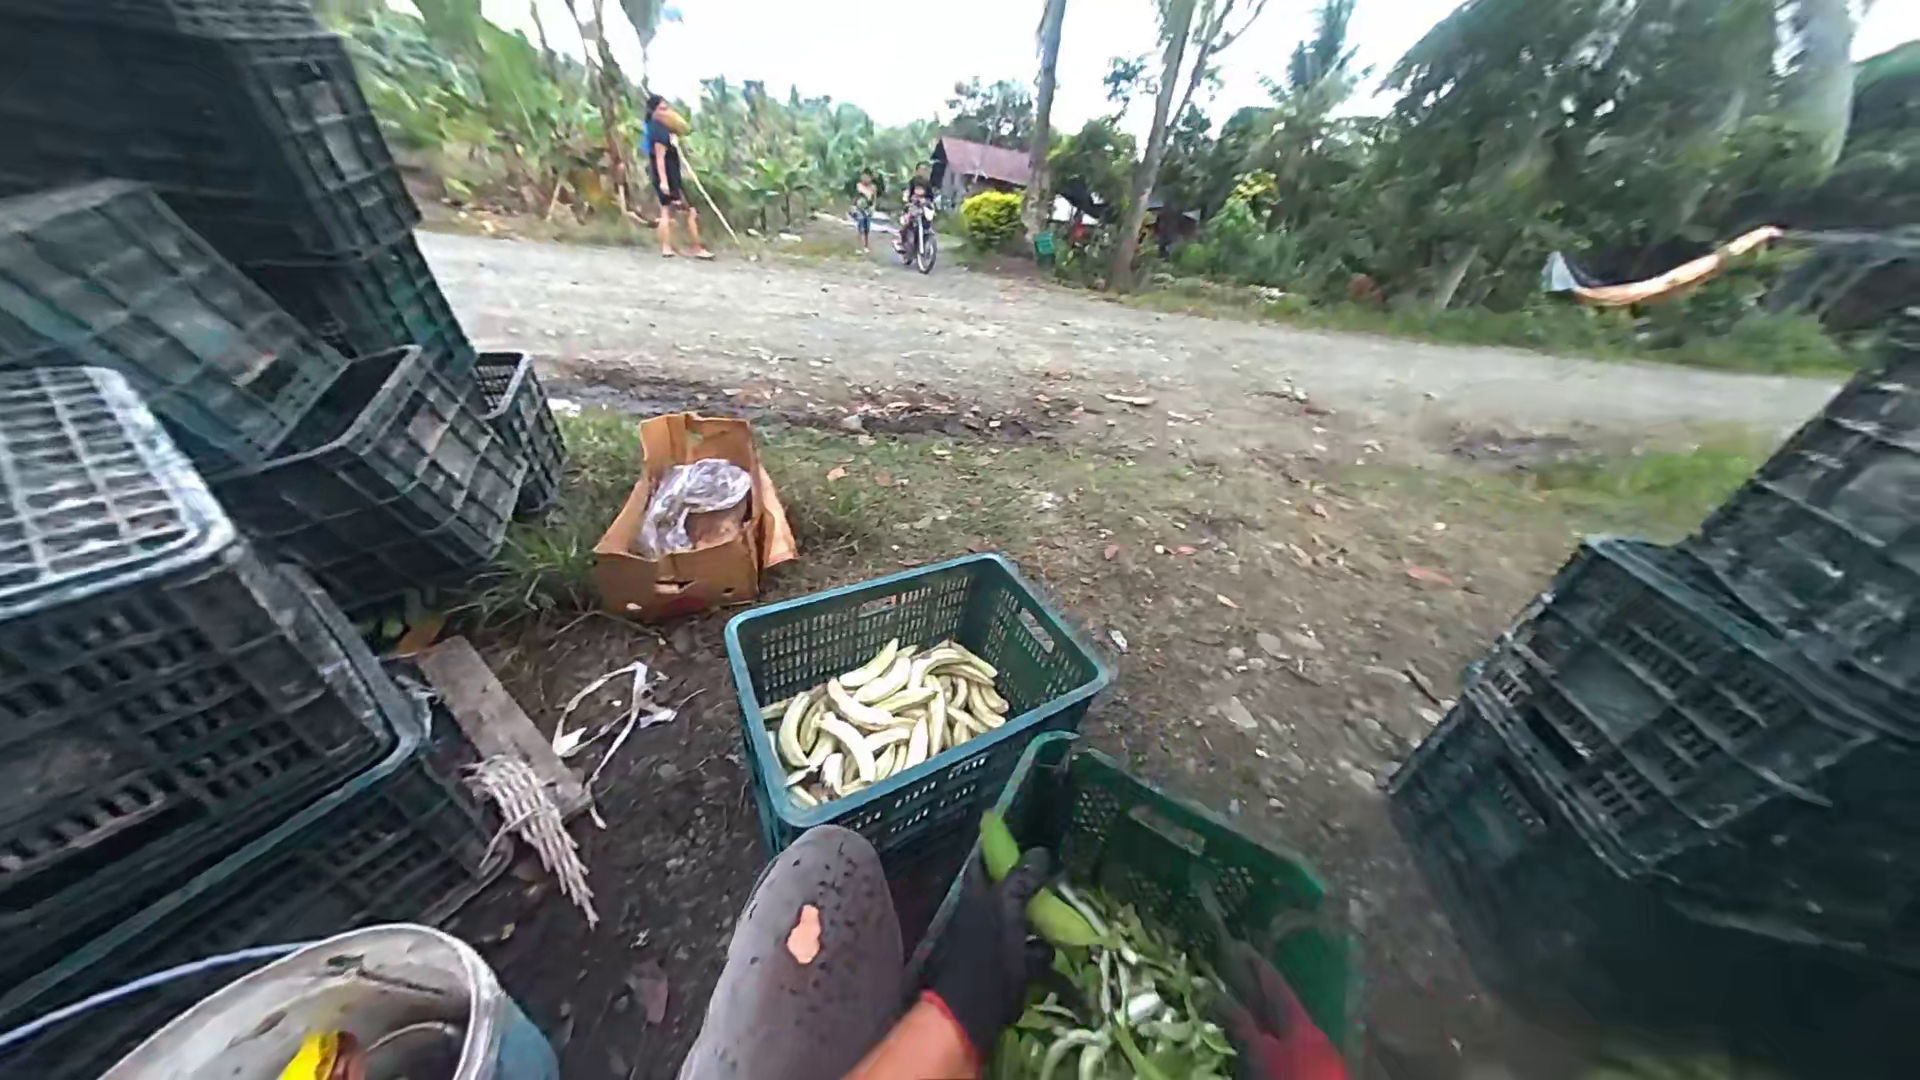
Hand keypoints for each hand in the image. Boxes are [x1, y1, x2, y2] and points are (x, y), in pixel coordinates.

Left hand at [928, 847, 1052, 1057]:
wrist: (974, 1012)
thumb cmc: (986, 951)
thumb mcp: (1006, 907)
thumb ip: (1022, 879)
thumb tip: (1041, 851)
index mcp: (976, 891)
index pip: (984, 858)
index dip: (999, 846)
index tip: (1024, 837)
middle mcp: (984, 909)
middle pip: (1009, 888)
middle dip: (1032, 884)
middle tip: (1057, 877)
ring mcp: (996, 938)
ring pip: (1023, 919)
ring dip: (1043, 920)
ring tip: (1067, 914)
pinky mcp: (1008, 965)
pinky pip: (1032, 952)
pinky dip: (1043, 954)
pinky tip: (1059, 954)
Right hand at [1213, 942, 1348, 1079]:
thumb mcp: (1260, 1056)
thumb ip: (1239, 1023)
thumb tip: (1213, 993)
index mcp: (1302, 1024)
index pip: (1274, 983)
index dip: (1253, 962)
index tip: (1233, 942)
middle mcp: (1309, 1036)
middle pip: (1274, 1004)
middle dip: (1248, 986)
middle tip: (1222, 966)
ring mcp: (1310, 1058)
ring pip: (1274, 1026)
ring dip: (1250, 1011)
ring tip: (1225, 996)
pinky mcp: (1303, 1074)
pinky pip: (1277, 1045)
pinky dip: (1257, 1035)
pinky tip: (1241, 1035)